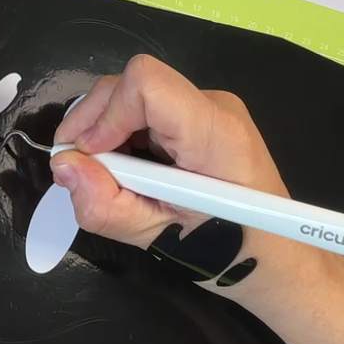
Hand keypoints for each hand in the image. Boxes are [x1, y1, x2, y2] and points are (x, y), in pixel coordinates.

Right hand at [48, 54, 290, 248]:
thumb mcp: (160, 239)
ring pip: (129, 96)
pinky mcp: (196, 117)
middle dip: (92, 124)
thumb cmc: (233, 255)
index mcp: (214, 134)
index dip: (105, 115)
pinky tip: (129, 172)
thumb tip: (62, 165)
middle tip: (80, 170)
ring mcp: (205, 108)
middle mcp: (211, 106)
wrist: (281, 260)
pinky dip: (118, 137)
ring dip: (103, 134)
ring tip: (109, 177)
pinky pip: (141, 110)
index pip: (145, 83)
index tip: (87, 157)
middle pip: (129, 85)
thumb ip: (107, 205)